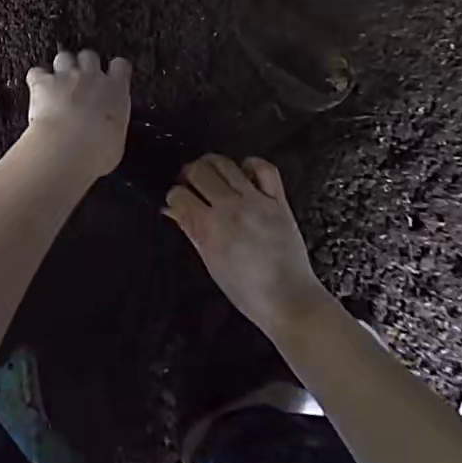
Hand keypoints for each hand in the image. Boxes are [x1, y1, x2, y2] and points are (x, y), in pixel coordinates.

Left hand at [25, 50, 132, 175]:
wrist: (69, 146)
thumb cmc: (96, 149)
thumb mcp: (115, 142)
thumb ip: (112, 129)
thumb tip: (109, 135)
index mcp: (116, 90)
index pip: (121, 67)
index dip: (115, 69)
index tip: (113, 75)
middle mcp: (92, 77)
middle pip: (90, 56)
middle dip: (84, 64)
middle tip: (81, 81)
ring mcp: (67, 77)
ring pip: (64, 57)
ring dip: (61, 67)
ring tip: (58, 82)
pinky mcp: (43, 83)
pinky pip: (37, 72)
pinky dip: (36, 79)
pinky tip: (36, 89)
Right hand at [165, 155, 330, 335]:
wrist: (288, 298)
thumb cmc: (248, 290)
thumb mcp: (210, 262)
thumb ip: (191, 231)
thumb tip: (174, 211)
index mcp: (209, 228)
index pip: (179, 196)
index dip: (173, 196)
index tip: (176, 199)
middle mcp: (231, 208)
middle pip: (199, 171)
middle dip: (188, 173)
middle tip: (189, 181)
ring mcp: (255, 201)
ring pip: (225, 164)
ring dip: (212, 164)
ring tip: (211, 173)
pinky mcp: (277, 200)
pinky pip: (263, 168)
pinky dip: (251, 165)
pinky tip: (243, 172)